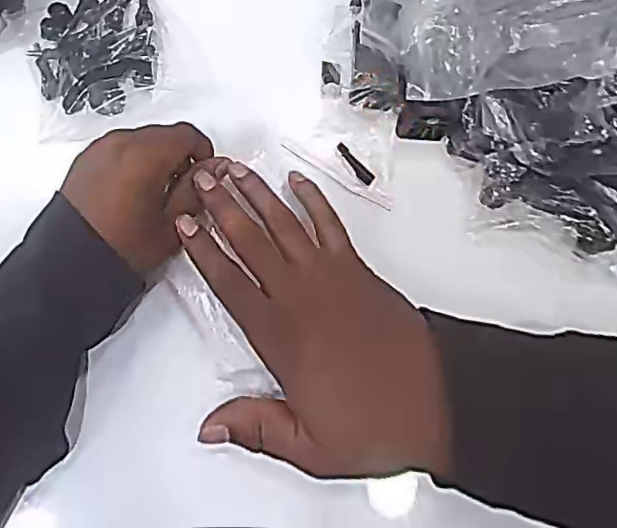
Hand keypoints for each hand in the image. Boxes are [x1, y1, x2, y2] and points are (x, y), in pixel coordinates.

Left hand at [61, 123, 212, 274]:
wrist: (66, 267)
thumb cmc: (113, 251)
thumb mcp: (170, 224)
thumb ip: (195, 189)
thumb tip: (210, 171)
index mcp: (145, 154)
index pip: (188, 134)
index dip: (202, 152)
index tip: (204, 169)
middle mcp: (121, 143)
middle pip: (164, 135)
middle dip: (179, 155)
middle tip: (183, 186)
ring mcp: (100, 150)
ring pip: (142, 140)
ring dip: (154, 158)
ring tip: (155, 194)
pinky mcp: (85, 160)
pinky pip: (119, 149)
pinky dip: (131, 162)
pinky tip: (132, 194)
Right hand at [175, 160, 450, 477]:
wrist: (431, 399)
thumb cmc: (373, 422)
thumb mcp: (307, 445)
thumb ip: (255, 428)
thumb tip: (210, 428)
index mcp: (280, 335)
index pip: (228, 282)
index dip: (203, 250)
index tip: (185, 225)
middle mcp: (299, 295)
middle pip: (250, 240)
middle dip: (222, 206)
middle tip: (202, 181)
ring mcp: (328, 274)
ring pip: (283, 223)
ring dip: (257, 193)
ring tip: (236, 170)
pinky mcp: (355, 266)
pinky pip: (328, 222)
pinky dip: (312, 198)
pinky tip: (296, 181)